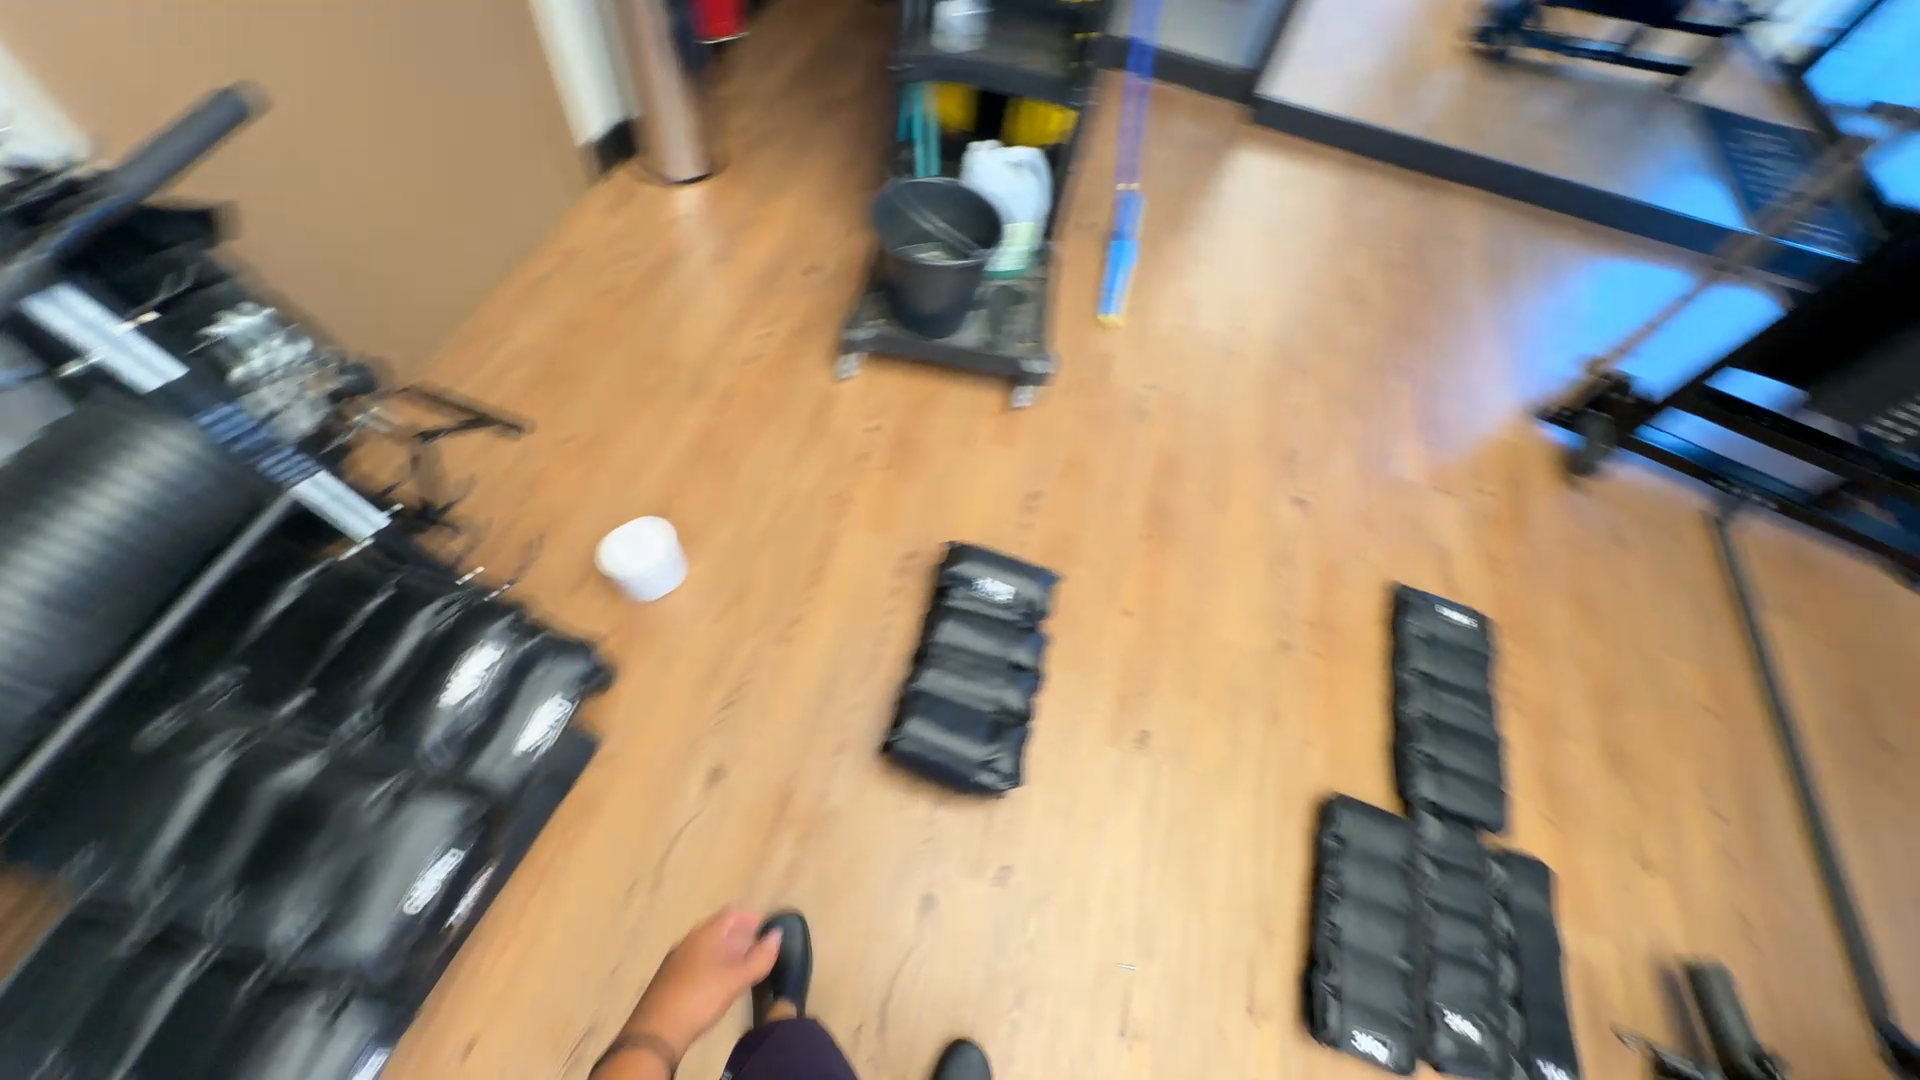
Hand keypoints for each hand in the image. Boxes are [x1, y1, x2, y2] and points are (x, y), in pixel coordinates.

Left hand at [623, 906, 782, 1058]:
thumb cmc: (701, 997)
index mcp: (706, 933)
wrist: (655, 1031)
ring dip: (723, 953)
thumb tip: (778, 934)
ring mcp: (675, 959)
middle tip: (754, 950)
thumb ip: (760, 957)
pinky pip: (694, 962)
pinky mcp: (667, 979)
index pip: (731, 913)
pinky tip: (714, 985)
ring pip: (705, 947)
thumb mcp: (737, 979)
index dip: (749, 917)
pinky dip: (709, 966)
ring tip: (738, 969)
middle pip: (717, 929)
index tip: (763, 928)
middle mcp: (689, 940)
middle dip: (737, 936)